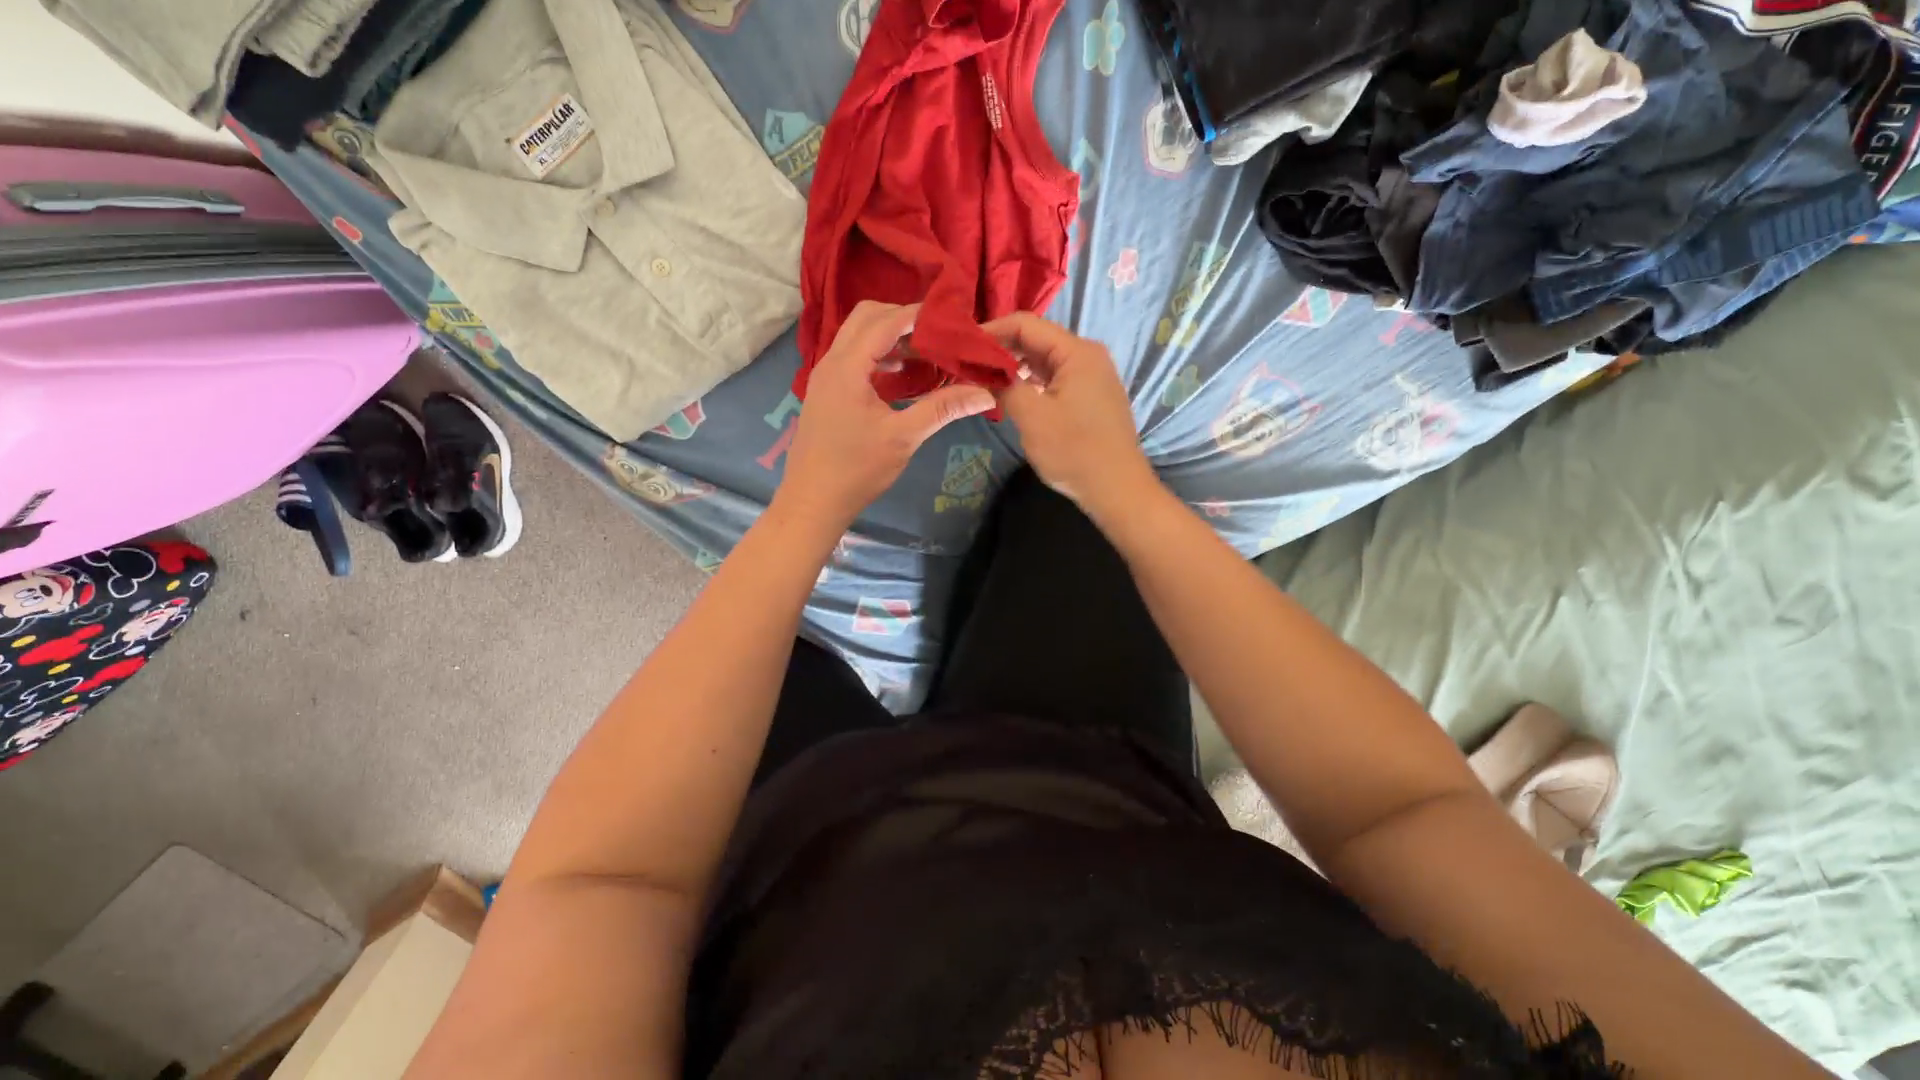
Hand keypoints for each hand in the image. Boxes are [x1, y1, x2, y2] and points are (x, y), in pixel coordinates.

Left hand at [777, 301, 996, 531]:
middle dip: (902, 318)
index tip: (951, 319)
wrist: (813, 501)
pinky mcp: (826, 391)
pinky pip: (852, 356)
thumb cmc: (857, 470)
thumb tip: (985, 393)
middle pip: (866, 317)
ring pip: (857, 336)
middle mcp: (831, 362)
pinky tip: (901, 375)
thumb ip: (943, 409)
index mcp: (847, 367)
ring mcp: (825, 376)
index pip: (885, 322)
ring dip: (889, 336)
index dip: (918, 315)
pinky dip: (878, 354)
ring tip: (925, 353)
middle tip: (937, 333)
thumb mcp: (904, 436)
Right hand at [984, 312, 1159, 519]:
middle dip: (1002, 349)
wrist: (1117, 490)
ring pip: (1045, 361)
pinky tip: (1011, 394)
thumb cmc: (1075, 451)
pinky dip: (1031, 382)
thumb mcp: (1032, 417)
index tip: (962, 344)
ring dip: (1015, 367)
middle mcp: (1088, 356)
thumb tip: (984, 374)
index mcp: (1077, 352)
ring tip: (983, 378)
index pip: (1026, 324)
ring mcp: (1092, 377)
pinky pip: (1055, 378)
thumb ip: (1004, 386)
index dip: (992, 331)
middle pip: (1036, 340)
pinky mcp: (1091, 397)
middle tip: (968, 363)